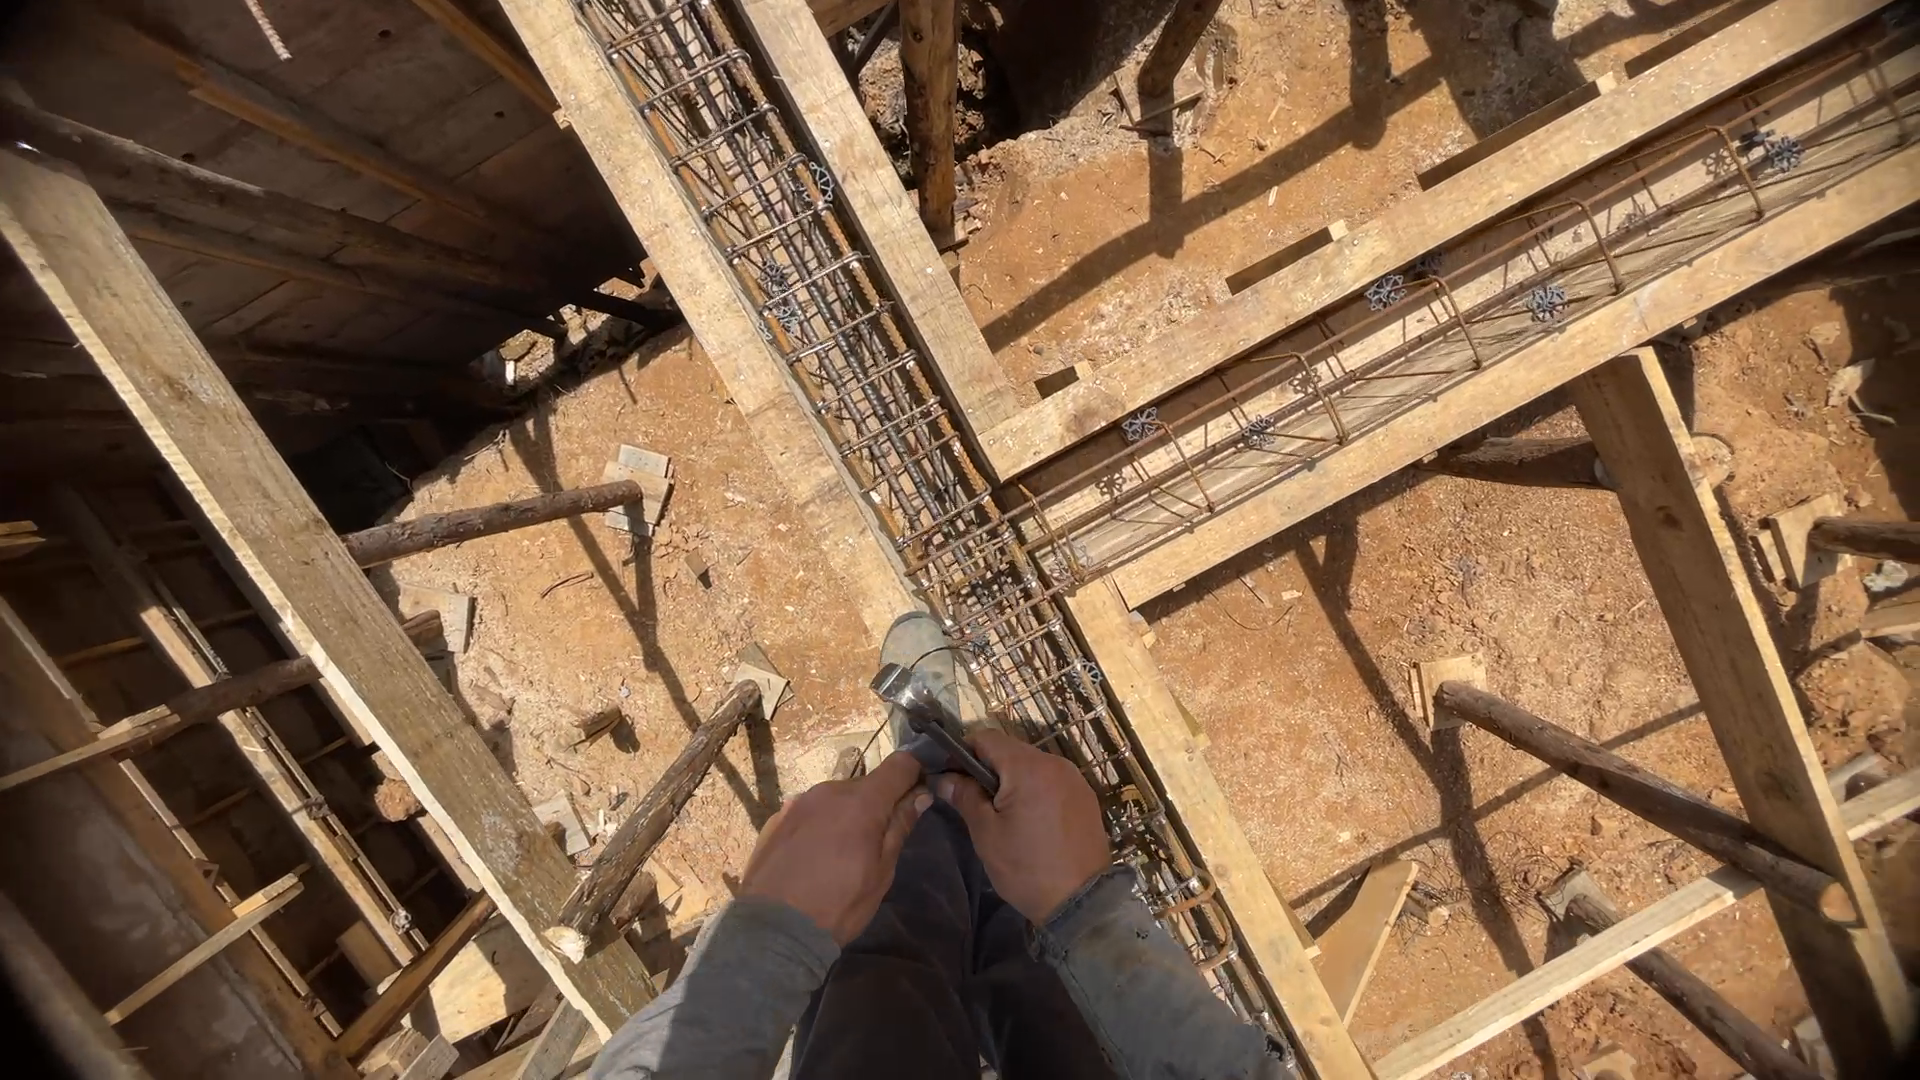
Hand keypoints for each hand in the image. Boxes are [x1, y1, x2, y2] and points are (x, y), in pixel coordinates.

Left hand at [739, 751, 929, 943]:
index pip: (900, 764)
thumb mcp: (880, 873)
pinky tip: (811, 856)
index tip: (916, 795)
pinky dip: (819, 824)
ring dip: (845, 814)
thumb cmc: (837, 905)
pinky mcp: (777, 817)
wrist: (771, 931)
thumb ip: (899, 827)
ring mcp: (799, 801)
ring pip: (836, 797)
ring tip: (839, 853)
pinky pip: (810, 811)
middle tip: (874, 842)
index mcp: (861, 801)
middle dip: (877, 804)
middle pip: (866, 783)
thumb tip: (920, 795)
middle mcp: (830, 790)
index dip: (914, 774)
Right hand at [932, 730, 1111, 922]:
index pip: (987, 737)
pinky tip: (1030, 818)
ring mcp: (1074, 778)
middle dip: (988, 766)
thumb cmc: (1026, 868)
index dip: (964, 750)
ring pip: (1032, 765)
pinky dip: (1035, 789)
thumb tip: (943, 778)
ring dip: (1012, 778)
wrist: (1082, 904)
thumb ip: (965, 796)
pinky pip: (1051, 780)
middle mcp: (1054, 763)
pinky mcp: (1085, 796)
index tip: (951, 772)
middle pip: (1011, 750)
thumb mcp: (987, 833)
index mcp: (1028, 767)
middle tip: (973, 797)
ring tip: (1002, 811)